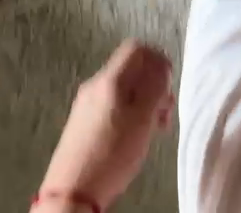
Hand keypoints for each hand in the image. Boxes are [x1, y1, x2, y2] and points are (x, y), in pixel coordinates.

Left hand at [37, 40, 174, 209]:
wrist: (71, 192)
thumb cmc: (112, 154)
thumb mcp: (143, 118)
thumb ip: (155, 87)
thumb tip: (162, 67)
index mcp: (110, 78)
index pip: (136, 48)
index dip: (157, 58)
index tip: (168, 82)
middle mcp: (94, 84)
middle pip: (131, 68)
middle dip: (153, 84)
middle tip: (164, 111)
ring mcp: (85, 103)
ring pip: (123, 88)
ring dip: (143, 100)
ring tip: (152, 127)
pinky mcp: (81, 122)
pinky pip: (112, 104)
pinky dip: (129, 112)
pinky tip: (133, 135)